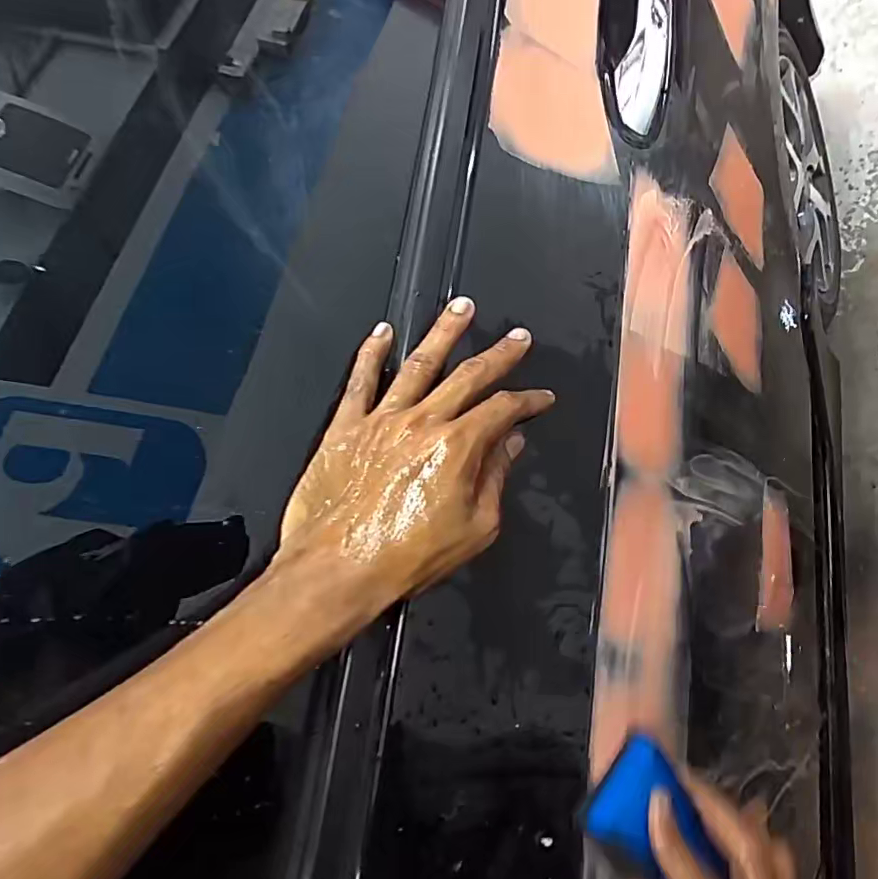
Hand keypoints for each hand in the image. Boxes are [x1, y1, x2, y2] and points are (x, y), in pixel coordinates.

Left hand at [278, 296, 555, 613]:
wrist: (337, 570)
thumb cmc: (404, 559)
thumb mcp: (474, 529)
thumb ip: (495, 479)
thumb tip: (510, 447)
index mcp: (457, 447)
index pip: (503, 410)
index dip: (527, 401)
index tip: (540, 399)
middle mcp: (421, 423)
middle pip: (469, 375)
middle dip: (499, 354)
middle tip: (518, 337)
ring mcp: (381, 420)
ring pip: (419, 362)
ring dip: (444, 332)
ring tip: (461, 308)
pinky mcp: (346, 427)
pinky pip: (361, 380)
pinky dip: (371, 352)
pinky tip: (382, 332)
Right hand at [616, 778, 799, 878]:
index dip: (673, 839)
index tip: (653, 798)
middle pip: (748, 853)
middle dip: (713, 806)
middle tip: (679, 776)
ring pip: (772, 857)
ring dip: (739, 817)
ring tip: (708, 793)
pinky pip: (779, 873)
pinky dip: (758, 842)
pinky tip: (740, 832)